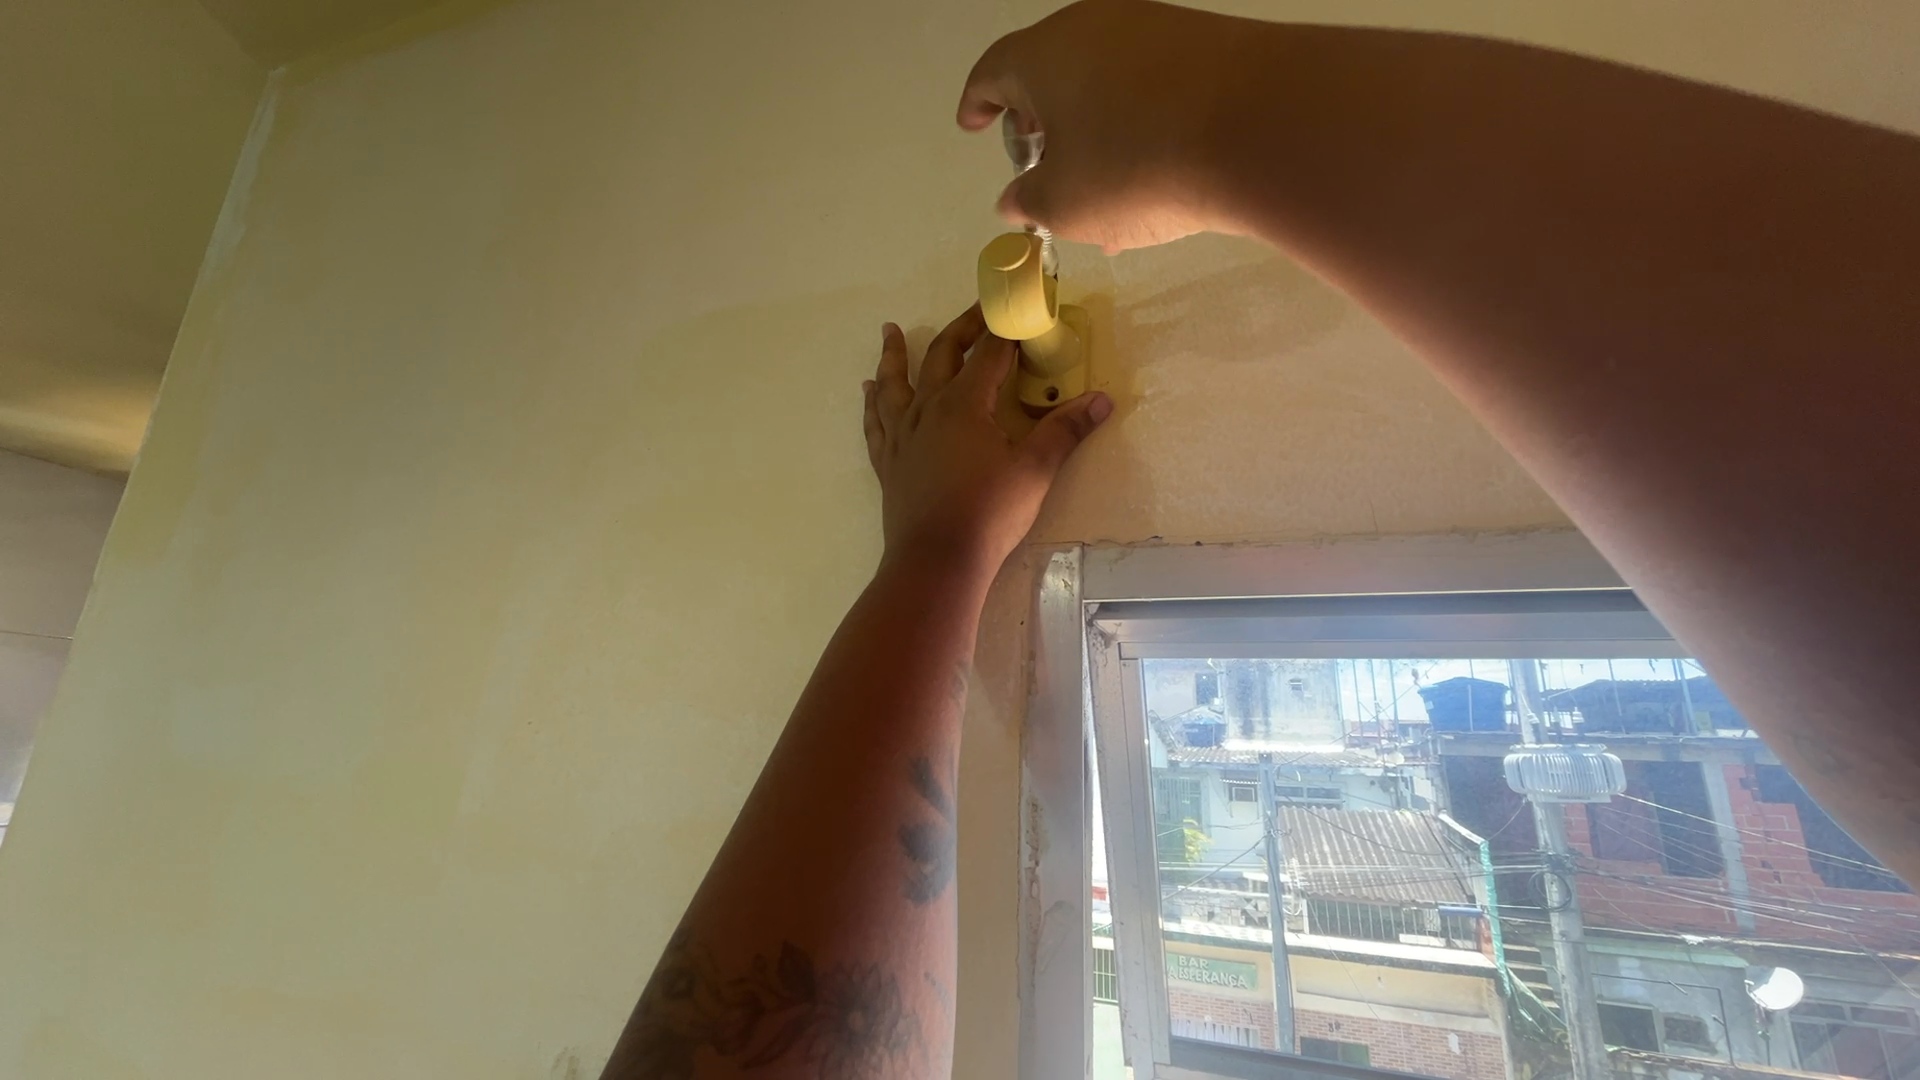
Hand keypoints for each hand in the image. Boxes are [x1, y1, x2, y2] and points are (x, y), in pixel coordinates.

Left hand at [864, 305, 1111, 578]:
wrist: (937, 560)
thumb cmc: (989, 514)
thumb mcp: (1035, 471)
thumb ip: (1065, 431)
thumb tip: (1101, 399)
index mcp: (965, 404)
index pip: (989, 352)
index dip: (1006, 326)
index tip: (1018, 305)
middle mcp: (928, 409)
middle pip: (942, 355)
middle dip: (962, 329)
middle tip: (976, 311)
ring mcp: (903, 435)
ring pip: (896, 383)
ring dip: (895, 355)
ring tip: (890, 331)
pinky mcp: (888, 462)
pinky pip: (876, 421)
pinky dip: (873, 401)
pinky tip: (868, 390)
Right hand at [957, 0, 1258, 251]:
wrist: (1257, 128)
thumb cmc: (1132, 168)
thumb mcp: (1062, 204)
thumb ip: (1027, 202)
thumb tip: (1014, 200)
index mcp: (1045, 56)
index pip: (993, 71)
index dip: (976, 102)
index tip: (969, 124)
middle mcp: (1094, 27)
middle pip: (1049, 75)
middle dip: (1038, 128)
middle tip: (1038, 173)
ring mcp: (1151, 32)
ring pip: (1100, 89)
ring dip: (1088, 141)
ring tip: (1096, 202)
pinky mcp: (1199, 49)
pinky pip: (1144, 93)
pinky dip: (1130, 134)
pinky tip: (1144, 185)